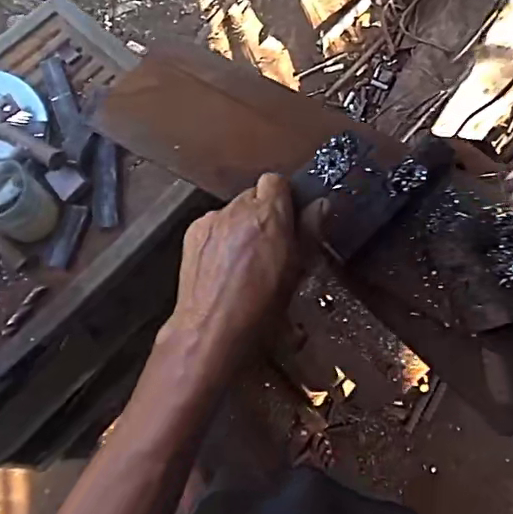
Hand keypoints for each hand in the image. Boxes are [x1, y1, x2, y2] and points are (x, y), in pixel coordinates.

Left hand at [170, 172, 296, 357]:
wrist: (211, 331)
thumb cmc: (256, 312)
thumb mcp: (297, 272)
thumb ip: (309, 232)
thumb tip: (319, 206)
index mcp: (269, 216)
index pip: (277, 182)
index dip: (284, 199)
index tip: (290, 219)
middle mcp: (237, 211)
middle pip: (253, 197)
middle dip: (263, 215)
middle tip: (272, 246)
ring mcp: (212, 221)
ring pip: (232, 212)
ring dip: (241, 227)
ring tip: (246, 263)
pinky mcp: (192, 234)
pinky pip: (212, 226)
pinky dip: (219, 239)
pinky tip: (224, 267)